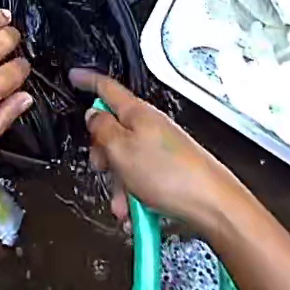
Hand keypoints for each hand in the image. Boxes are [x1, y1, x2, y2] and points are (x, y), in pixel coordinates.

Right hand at [75, 69, 248, 235]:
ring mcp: (162, 148)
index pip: (107, 88)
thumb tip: (92, 115)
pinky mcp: (171, 170)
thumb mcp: (120, 150)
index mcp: (137, 113)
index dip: (88, 81)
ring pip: (126, 160)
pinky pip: (142, 178)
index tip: (75, 76)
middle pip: (113, 130)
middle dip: (103, 154)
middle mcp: (150, 126)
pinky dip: (135, 195)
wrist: (214, 206)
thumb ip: (101, 129)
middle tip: (102, 169)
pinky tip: (137, 213)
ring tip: (124, 206)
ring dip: (119, 184)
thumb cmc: (170, 176)